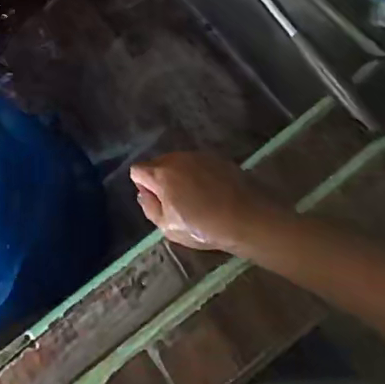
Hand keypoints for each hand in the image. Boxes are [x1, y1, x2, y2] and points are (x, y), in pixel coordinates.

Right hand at [129, 152, 287, 255]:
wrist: (247, 217)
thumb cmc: (203, 227)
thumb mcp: (168, 228)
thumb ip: (149, 208)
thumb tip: (144, 194)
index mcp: (161, 173)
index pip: (137, 170)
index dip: (143, 186)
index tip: (157, 202)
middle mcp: (177, 158)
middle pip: (158, 164)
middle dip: (161, 180)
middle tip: (176, 203)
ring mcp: (198, 155)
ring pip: (179, 163)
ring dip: (180, 176)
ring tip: (196, 199)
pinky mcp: (217, 158)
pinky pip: (198, 164)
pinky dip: (198, 174)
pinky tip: (212, 192)